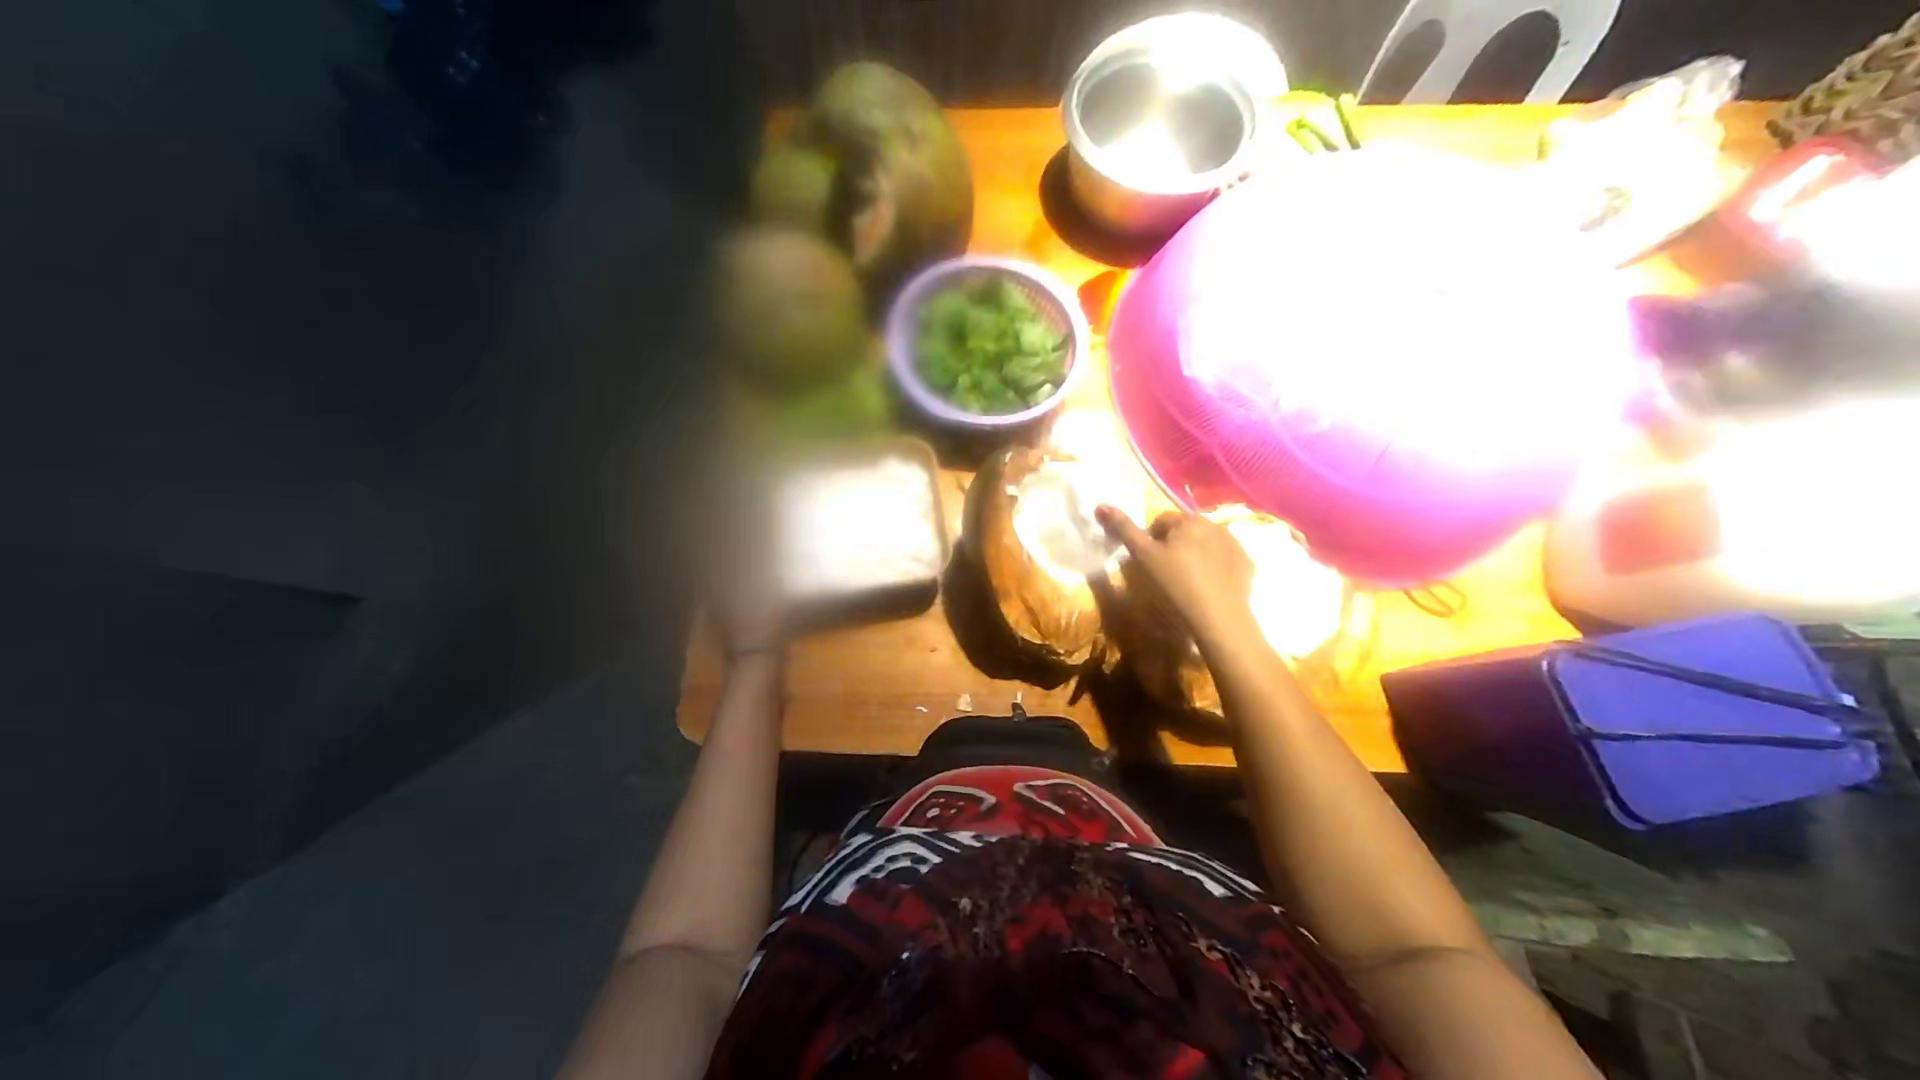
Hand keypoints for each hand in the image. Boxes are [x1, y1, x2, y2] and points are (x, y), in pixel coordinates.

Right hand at [1096, 505, 1257, 648]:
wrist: (1219, 617)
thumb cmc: (1176, 583)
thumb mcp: (1144, 557)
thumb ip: (1124, 529)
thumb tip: (1101, 504)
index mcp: (1189, 520)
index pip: (1161, 520)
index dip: (1150, 539)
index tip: (1148, 562)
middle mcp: (1215, 524)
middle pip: (1185, 530)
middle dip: (1174, 545)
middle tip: (1166, 573)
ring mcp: (1235, 545)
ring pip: (1206, 544)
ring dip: (1196, 555)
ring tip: (1188, 581)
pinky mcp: (1247, 565)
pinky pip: (1226, 560)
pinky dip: (1216, 568)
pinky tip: (1209, 587)